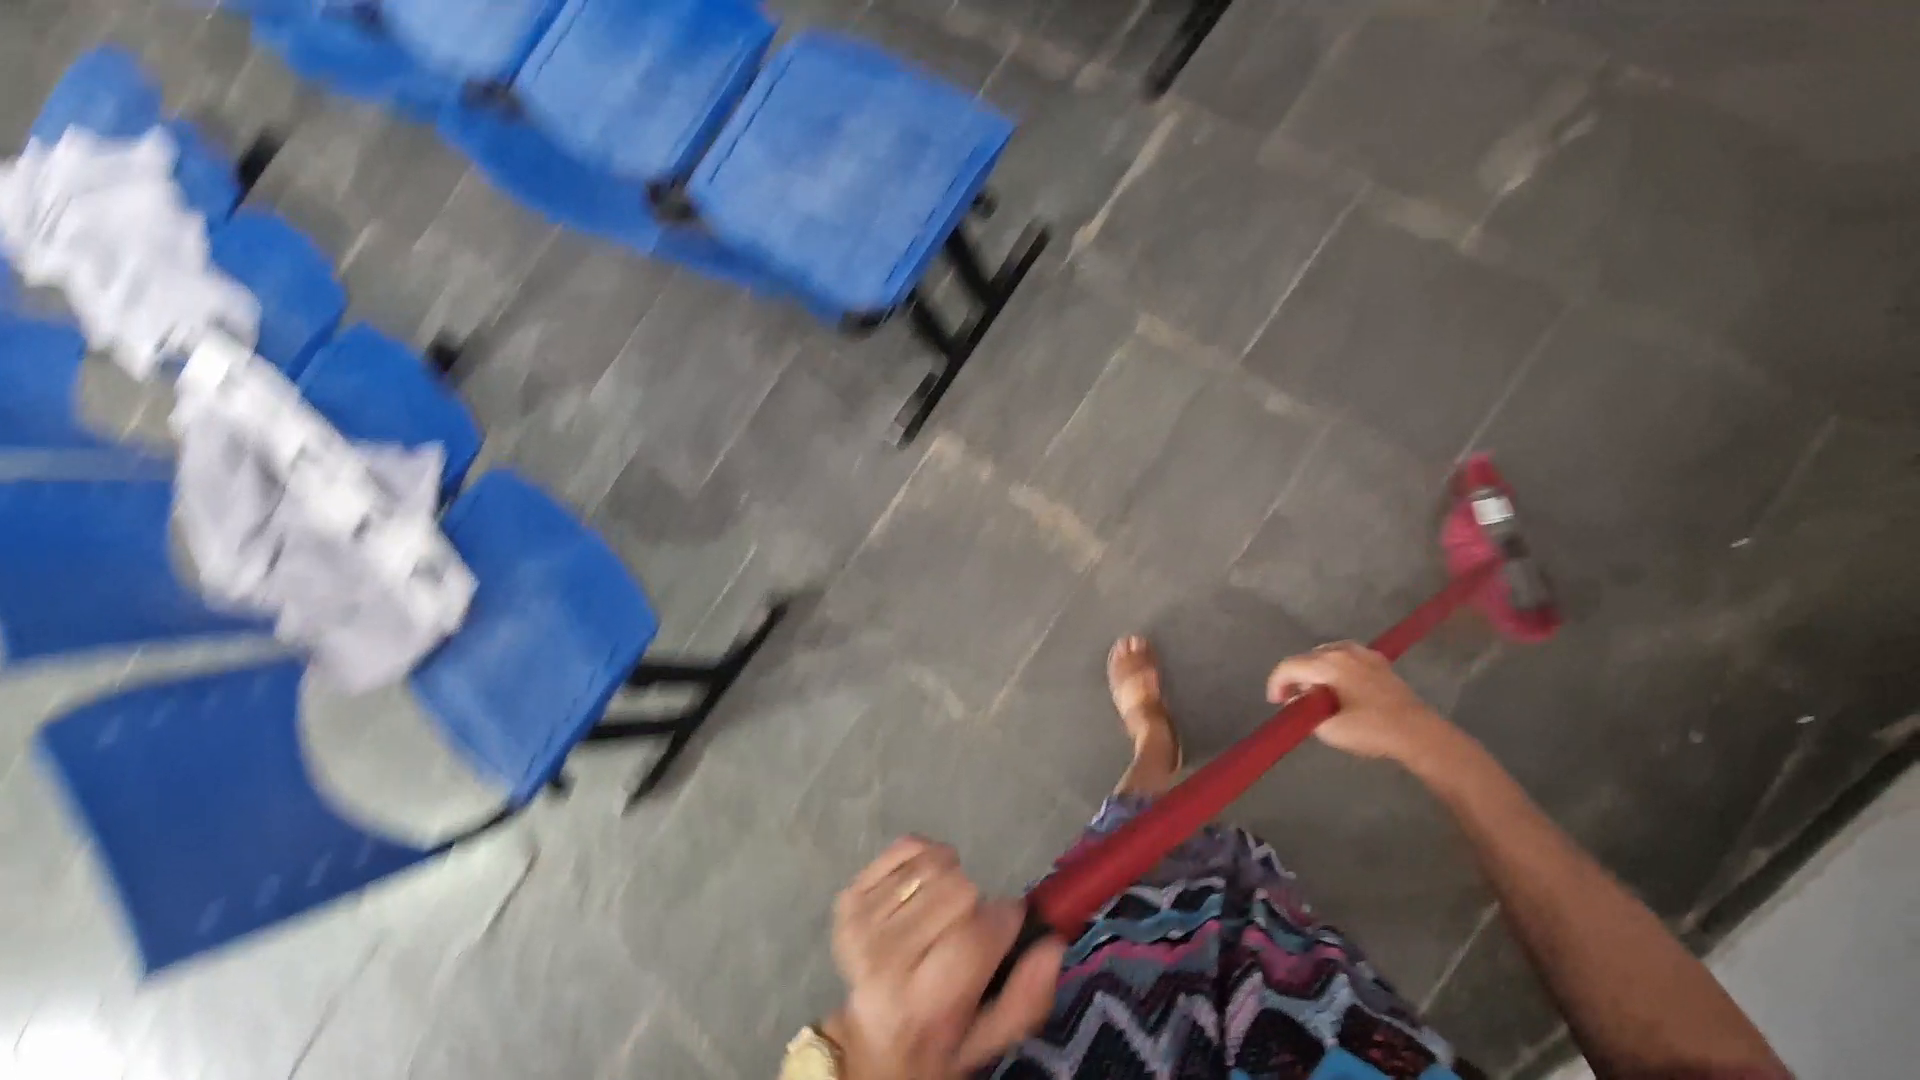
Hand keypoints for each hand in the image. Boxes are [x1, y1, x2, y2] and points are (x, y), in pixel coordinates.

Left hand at [828, 837, 1064, 1078]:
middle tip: (967, 929)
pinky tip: (923, 888)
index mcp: (923, 1002)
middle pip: (957, 890)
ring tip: (943, 909)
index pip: (975, 935)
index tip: (1007, 925)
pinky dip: (926, 856)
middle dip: (974, 905)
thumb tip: (1052, 942)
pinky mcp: (850, 896)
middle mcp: (885, 960)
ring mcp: (862, 923)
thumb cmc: (938, 1037)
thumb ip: (1027, 996)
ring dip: (950, 878)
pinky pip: (906, 846)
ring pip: (933, 864)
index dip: (1003, 919)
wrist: (870, 1039)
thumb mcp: (990, 1038)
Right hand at [1265, 641, 1461, 768]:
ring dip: (1315, 672)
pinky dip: (1335, 669)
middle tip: (1295, 701)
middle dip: (1296, 677)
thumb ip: (1306, 713)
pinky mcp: (1380, 663)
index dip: (1276, 683)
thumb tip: (1301, 703)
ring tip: (1316, 694)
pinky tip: (1340, 689)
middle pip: (1307, 658)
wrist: (1419, 733)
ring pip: (1327, 655)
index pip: (1290, 666)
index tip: (1275, 703)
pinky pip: (1346, 658)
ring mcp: (1364, 654)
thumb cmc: (1372, 730)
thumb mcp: (1329, 729)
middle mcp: (1344, 651)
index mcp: (1329, 664)